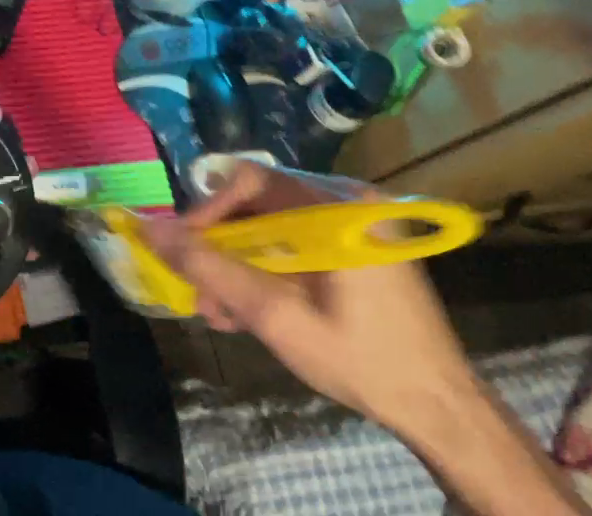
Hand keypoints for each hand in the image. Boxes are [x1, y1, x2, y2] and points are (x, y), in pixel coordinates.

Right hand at [140, 161, 479, 434]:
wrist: (441, 409)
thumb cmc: (360, 359)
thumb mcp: (274, 314)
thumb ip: (209, 267)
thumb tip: (150, 229)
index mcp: (336, 207)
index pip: (250, 182)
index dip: (207, 211)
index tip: (183, 248)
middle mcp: (348, 203)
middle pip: (260, 206)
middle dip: (221, 248)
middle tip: (197, 289)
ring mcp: (357, 227)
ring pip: (275, 229)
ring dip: (239, 265)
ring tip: (218, 311)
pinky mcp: (360, 250)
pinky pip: (298, 245)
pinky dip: (268, 271)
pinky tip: (249, 310)